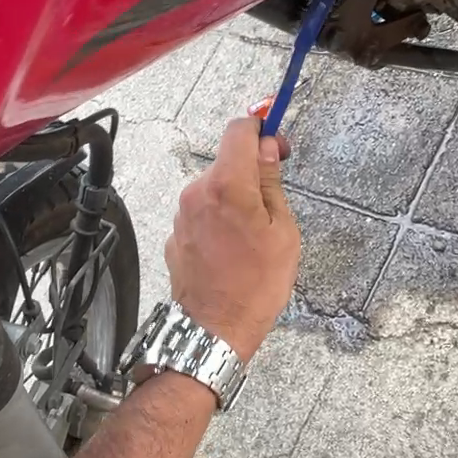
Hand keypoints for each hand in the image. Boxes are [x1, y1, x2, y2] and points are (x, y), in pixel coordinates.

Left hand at [164, 117, 301, 361]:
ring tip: (252, 238)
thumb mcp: (283, 231)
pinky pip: (201, 214)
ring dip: (233, 201)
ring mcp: (182, 215)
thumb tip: (268, 150)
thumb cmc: (255, 286)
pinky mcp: (174, 235)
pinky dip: (217, 222)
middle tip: (273, 206)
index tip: (276, 146)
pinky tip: (231, 251)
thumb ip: (272, 183)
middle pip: (227, 162)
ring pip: (214, 190)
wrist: (216, 329)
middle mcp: (197, 193)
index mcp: (227, 185)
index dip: (262, 130)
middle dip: (250, 174)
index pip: (239, 129)